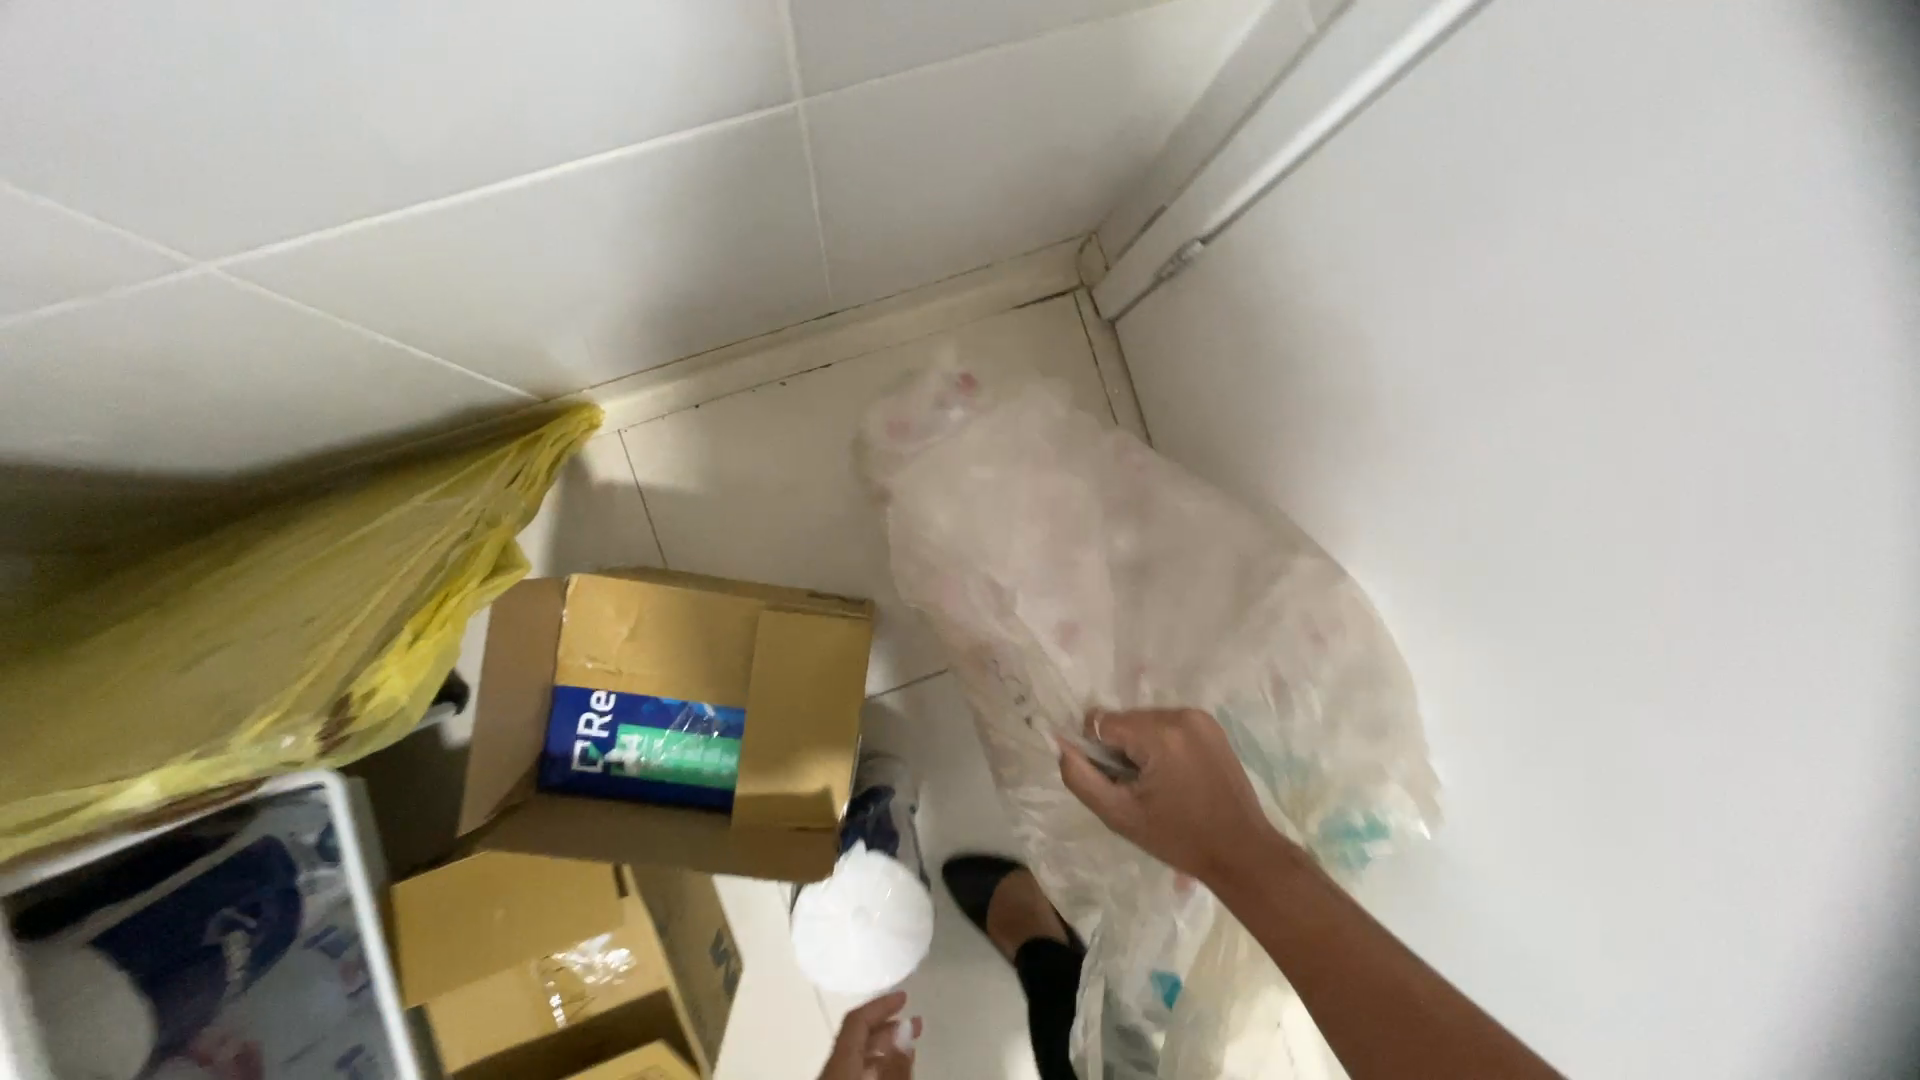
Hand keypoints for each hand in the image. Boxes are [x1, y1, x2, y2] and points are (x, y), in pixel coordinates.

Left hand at [817, 991, 918, 1079]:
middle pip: (855, 1036)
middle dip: (887, 1025)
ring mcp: (830, 1078)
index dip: (881, 1004)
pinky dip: (874, 1063)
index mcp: (838, 1061)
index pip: (856, 1019)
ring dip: (882, 1046)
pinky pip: (852, 1069)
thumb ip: (895, 1062)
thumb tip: (907, 1030)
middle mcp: (829, 1068)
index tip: (904, 996)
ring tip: (909, 1046)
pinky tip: (891, 1069)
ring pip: (854, 1055)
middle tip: (914, 1023)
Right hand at [1056, 707, 1293, 884]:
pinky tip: (1175, 775)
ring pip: (1144, 720)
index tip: (1117, 782)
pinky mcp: (1211, 725)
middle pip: (1124, 719)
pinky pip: (1167, 723)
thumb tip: (1060, 744)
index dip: (1099, 752)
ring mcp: (1200, 717)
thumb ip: (1081, 777)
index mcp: (1159, 735)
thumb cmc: (1177, 838)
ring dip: (1140, 745)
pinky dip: (1161, 743)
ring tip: (1159, 783)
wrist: (1241, 850)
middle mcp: (1181, 715)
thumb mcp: (1119, 815)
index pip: (1101, 722)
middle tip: (1138, 787)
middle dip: (1121, 748)